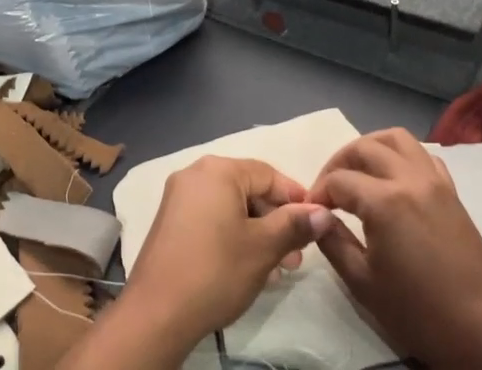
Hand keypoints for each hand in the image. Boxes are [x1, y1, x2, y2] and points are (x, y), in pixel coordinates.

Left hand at [129, 156, 335, 334]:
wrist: (158, 312)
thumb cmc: (216, 270)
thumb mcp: (264, 248)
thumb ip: (295, 225)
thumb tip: (323, 212)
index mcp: (217, 170)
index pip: (268, 174)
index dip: (295, 198)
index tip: (315, 225)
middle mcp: (195, 175)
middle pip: (248, 190)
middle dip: (276, 222)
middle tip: (296, 258)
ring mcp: (178, 198)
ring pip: (231, 208)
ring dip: (258, 233)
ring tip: (277, 269)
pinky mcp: (170, 222)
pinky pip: (212, 219)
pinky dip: (234, 236)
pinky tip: (249, 267)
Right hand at [309, 129, 481, 369]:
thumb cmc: (420, 313)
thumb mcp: (363, 284)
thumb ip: (334, 242)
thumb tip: (317, 217)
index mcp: (385, 201)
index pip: (338, 180)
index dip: (318, 193)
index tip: (310, 212)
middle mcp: (410, 179)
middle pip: (364, 148)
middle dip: (337, 163)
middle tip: (327, 191)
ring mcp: (436, 182)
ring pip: (397, 139)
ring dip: (370, 148)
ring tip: (356, 174)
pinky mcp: (453, 192)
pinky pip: (423, 156)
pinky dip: (401, 157)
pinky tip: (393, 181)